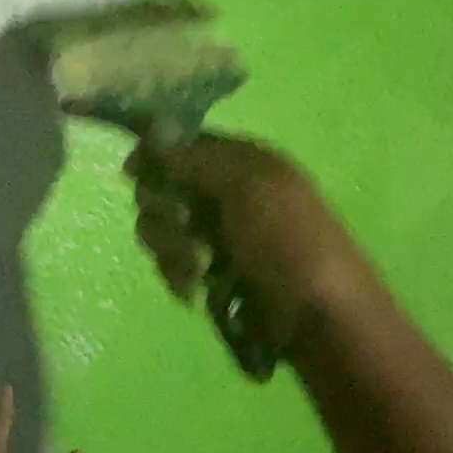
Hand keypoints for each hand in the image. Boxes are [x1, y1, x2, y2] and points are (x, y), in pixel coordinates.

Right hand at [129, 133, 383, 354]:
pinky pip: (169, 262)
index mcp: (243, 162)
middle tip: (185, 227)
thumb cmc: (288, 245)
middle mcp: (225, 192)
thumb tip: (153, 130)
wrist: (319, 323)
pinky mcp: (207, 273)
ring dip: (170, 248)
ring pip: (159, 227)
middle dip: (162, 209)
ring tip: (200, 271)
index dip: (154, 155)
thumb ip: (197, 158)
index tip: (133, 173)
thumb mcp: (248, 188)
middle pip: (162, 186)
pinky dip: (176, 275)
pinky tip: (195, 292)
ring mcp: (215, 235)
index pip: (182, 143)